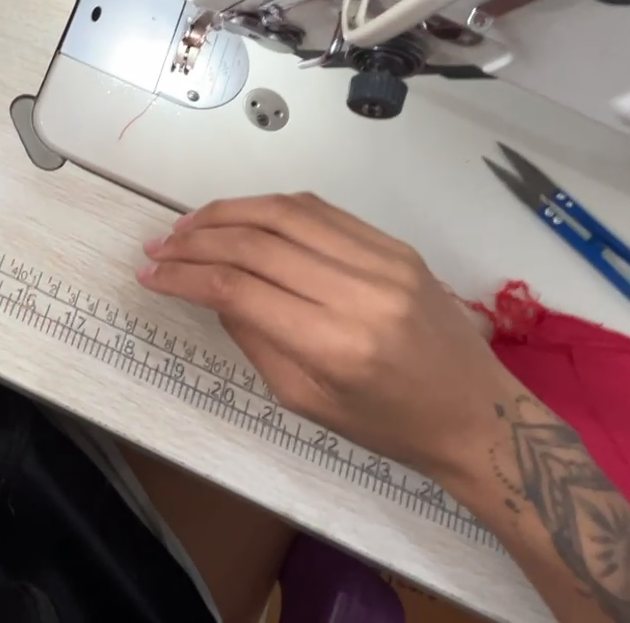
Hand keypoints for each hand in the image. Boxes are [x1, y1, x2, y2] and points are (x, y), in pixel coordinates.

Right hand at [138, 194, 518, 482]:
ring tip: (188, 225)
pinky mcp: (393, 245)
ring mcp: (382, 261)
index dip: (183, 276)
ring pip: (281, 212)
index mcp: (334, 344)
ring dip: (223, 212)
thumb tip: (208, 286)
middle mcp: (359, 293)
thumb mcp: (304, 398)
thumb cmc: (388, 423)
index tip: (150, 274)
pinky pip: (317, 209)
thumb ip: (251, 336)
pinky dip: (266, 206)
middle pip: (253, 244)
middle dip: (193, 241)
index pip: (237, 289)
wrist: (479, 415)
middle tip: (158, 247)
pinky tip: (239, 216)